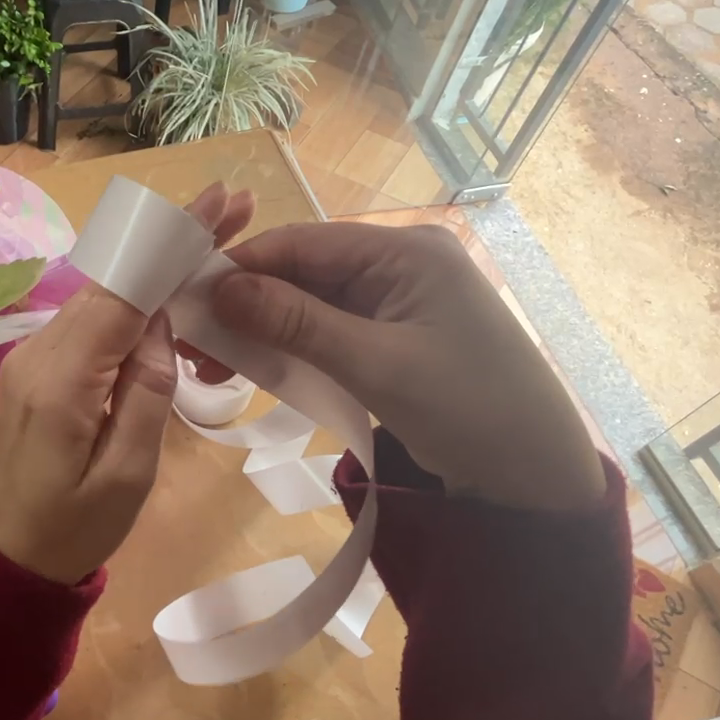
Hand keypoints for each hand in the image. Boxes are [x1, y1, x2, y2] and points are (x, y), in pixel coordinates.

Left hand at [0, 184, 255, 582]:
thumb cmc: (75, 530)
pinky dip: (126, 300)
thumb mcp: (129, 475)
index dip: (170, 244)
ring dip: (149, 267)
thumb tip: (161, 320)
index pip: (121, 294)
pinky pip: (85, 321)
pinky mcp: (32, 368)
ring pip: (97, 296)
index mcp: (60, 382)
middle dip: (168, 242)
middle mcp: (36, 354)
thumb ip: (148, 392)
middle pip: (109, 283)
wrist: (8, 556)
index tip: (217, 202)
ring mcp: (29, 357)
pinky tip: (162, 291)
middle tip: (230, 210)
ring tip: (206, 241)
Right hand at [213, 222, 605, 511]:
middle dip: (244, 306)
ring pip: (307, 305)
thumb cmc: (467, 409)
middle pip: (301, 273)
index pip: (303, 243)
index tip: (186, 299)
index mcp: (405, 251)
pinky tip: (252, 368)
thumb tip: (218, 289)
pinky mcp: (389, 338)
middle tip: (191, 345)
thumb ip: (295, 323)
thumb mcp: (374, 364)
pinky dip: (289, 350)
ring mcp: (393, 302)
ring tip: (210, 365)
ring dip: (260, 331)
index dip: (241, 267)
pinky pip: (325, 333)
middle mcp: (397, 264)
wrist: (534, 477)